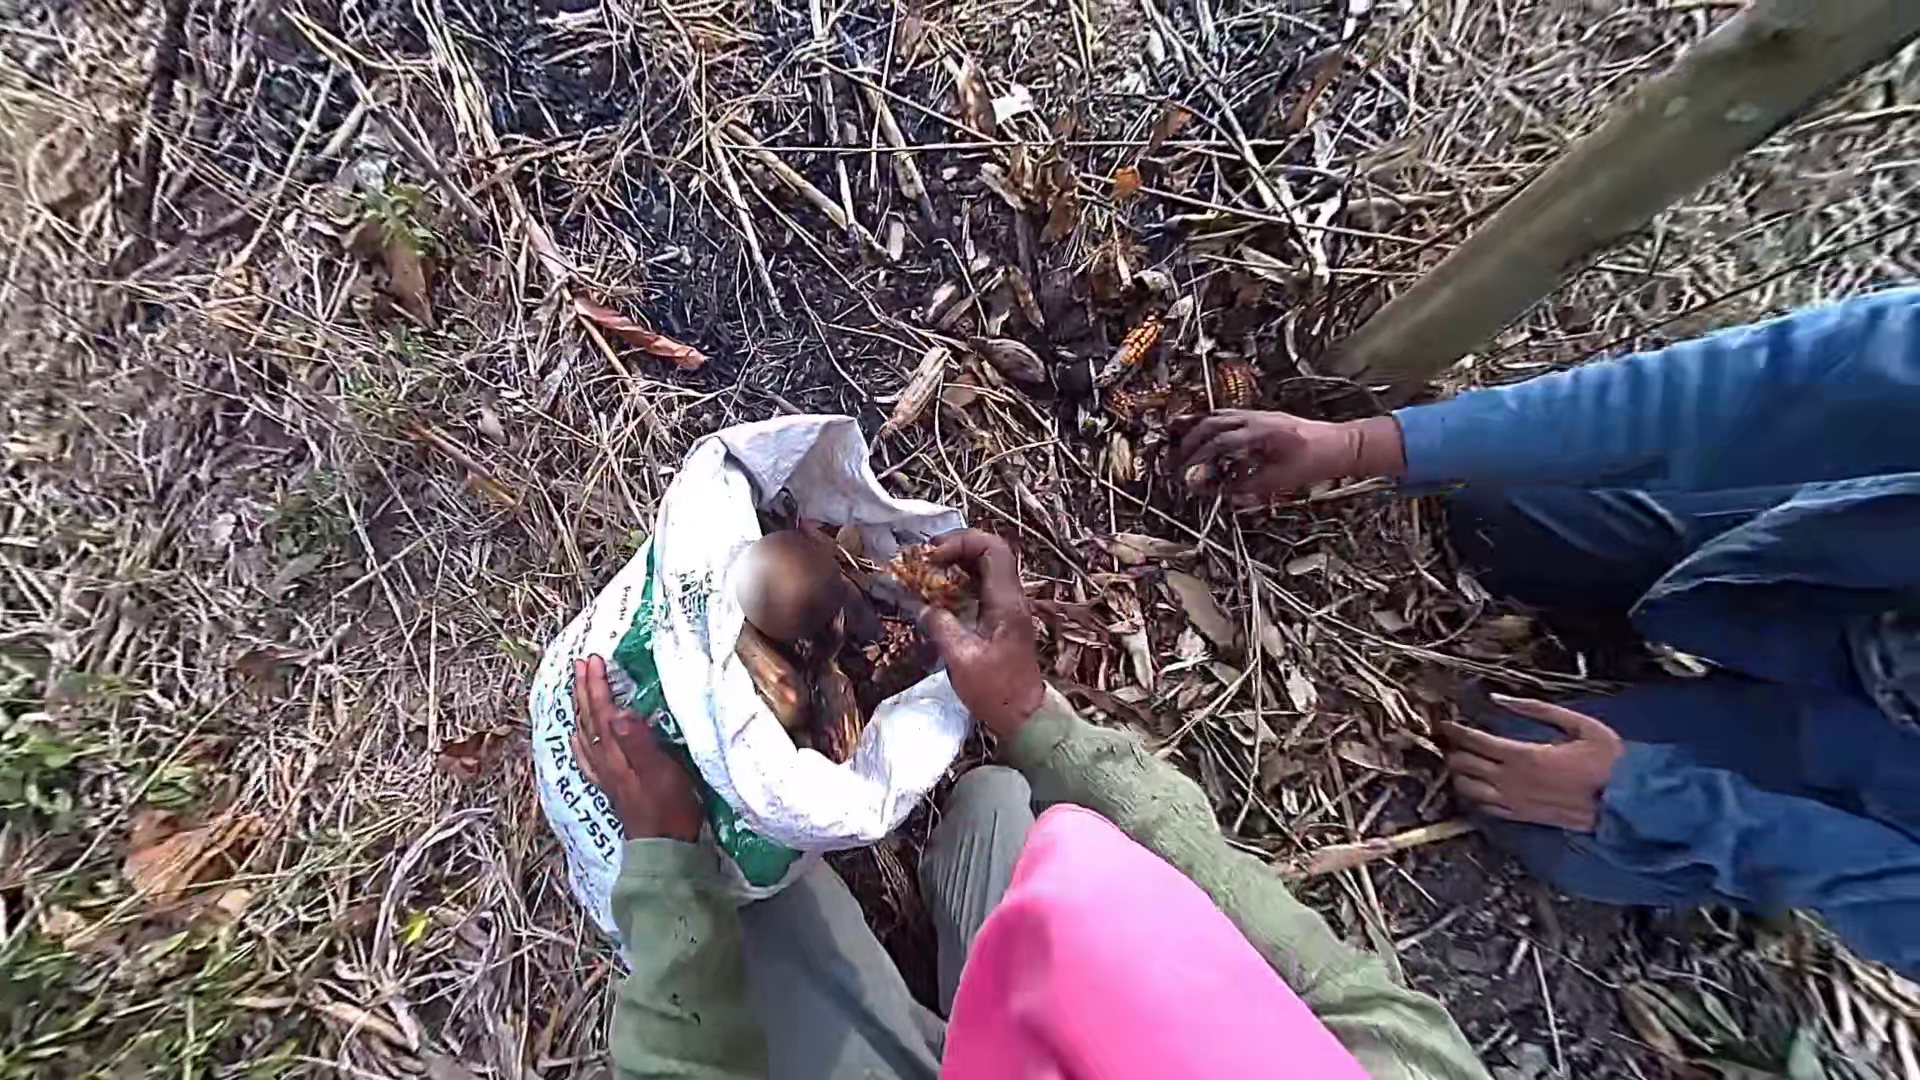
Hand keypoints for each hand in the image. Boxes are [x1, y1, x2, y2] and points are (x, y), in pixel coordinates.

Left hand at [571, 655, 703, 841]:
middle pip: (589, 720)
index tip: (594, 659)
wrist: (664, 847)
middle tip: (581, 664)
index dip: (597, 685)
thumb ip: (639, 743)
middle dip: (584, 690)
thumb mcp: (660, 772)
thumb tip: (619, 713)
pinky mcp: (613, 783)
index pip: (602, 712)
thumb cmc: (668, 807)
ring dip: (581, 708)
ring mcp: (607, 773)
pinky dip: (581, 738)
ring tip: (577, 688)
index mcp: (617, 754)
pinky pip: (588, 754)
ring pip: (585, 733)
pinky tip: (578, 737)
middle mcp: (606, 761)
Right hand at [918, 530, 1045, 740]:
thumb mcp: (961, 660)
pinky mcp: (1001, 616)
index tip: (934, 558)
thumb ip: (940, 627)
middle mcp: (1011, 597)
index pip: (992, 549)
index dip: (961, 542)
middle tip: (928, 557)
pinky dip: (961, 579)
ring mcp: (1008, 605)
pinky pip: (982, 584)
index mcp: (1006, 602)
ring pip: (986, 565)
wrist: (1023, 715)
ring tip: (930, 570)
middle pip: (990, 550)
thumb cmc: (995, 691)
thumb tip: (922, 606)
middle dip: (957, 546)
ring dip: (958, 561)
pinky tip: (940, 591)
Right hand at [1176, 411, 1404, 495]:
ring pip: (1218, 416)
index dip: (1198, 456)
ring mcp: (1258, 415)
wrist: (1342, 445)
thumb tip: (1221, 492)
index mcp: (1260, 431)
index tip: (1185, 469)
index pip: (1219, 441)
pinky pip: (1229, 418)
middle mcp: (1256, 418)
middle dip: (1190, 441)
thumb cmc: (1316, 460)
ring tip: (1184, 446)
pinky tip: (1207, 440)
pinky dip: (1212, 428)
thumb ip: (1247, 485)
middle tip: (1177, 458)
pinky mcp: (1261, 418)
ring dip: (1197, 431)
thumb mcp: (1281, 479)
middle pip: (1212, 423)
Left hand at [1438, 695, 1625, 831]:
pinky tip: (1476, 786)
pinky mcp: (1526, 817)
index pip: (1473, 740)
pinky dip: (1473, 796)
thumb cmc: (1613, 762)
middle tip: (1450, 743)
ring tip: (1460, 764)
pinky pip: (1486, 808)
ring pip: (1467, 788)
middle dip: (1451, 751)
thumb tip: (1498, 698)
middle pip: (1462, 764)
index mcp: (1524, 756)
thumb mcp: (1582, 726)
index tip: (1444, 724)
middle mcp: (1513, 780)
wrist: (1642, 805)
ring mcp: (1517, 801)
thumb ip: (1536, 709)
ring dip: (1458, 774)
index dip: (1453, 730)